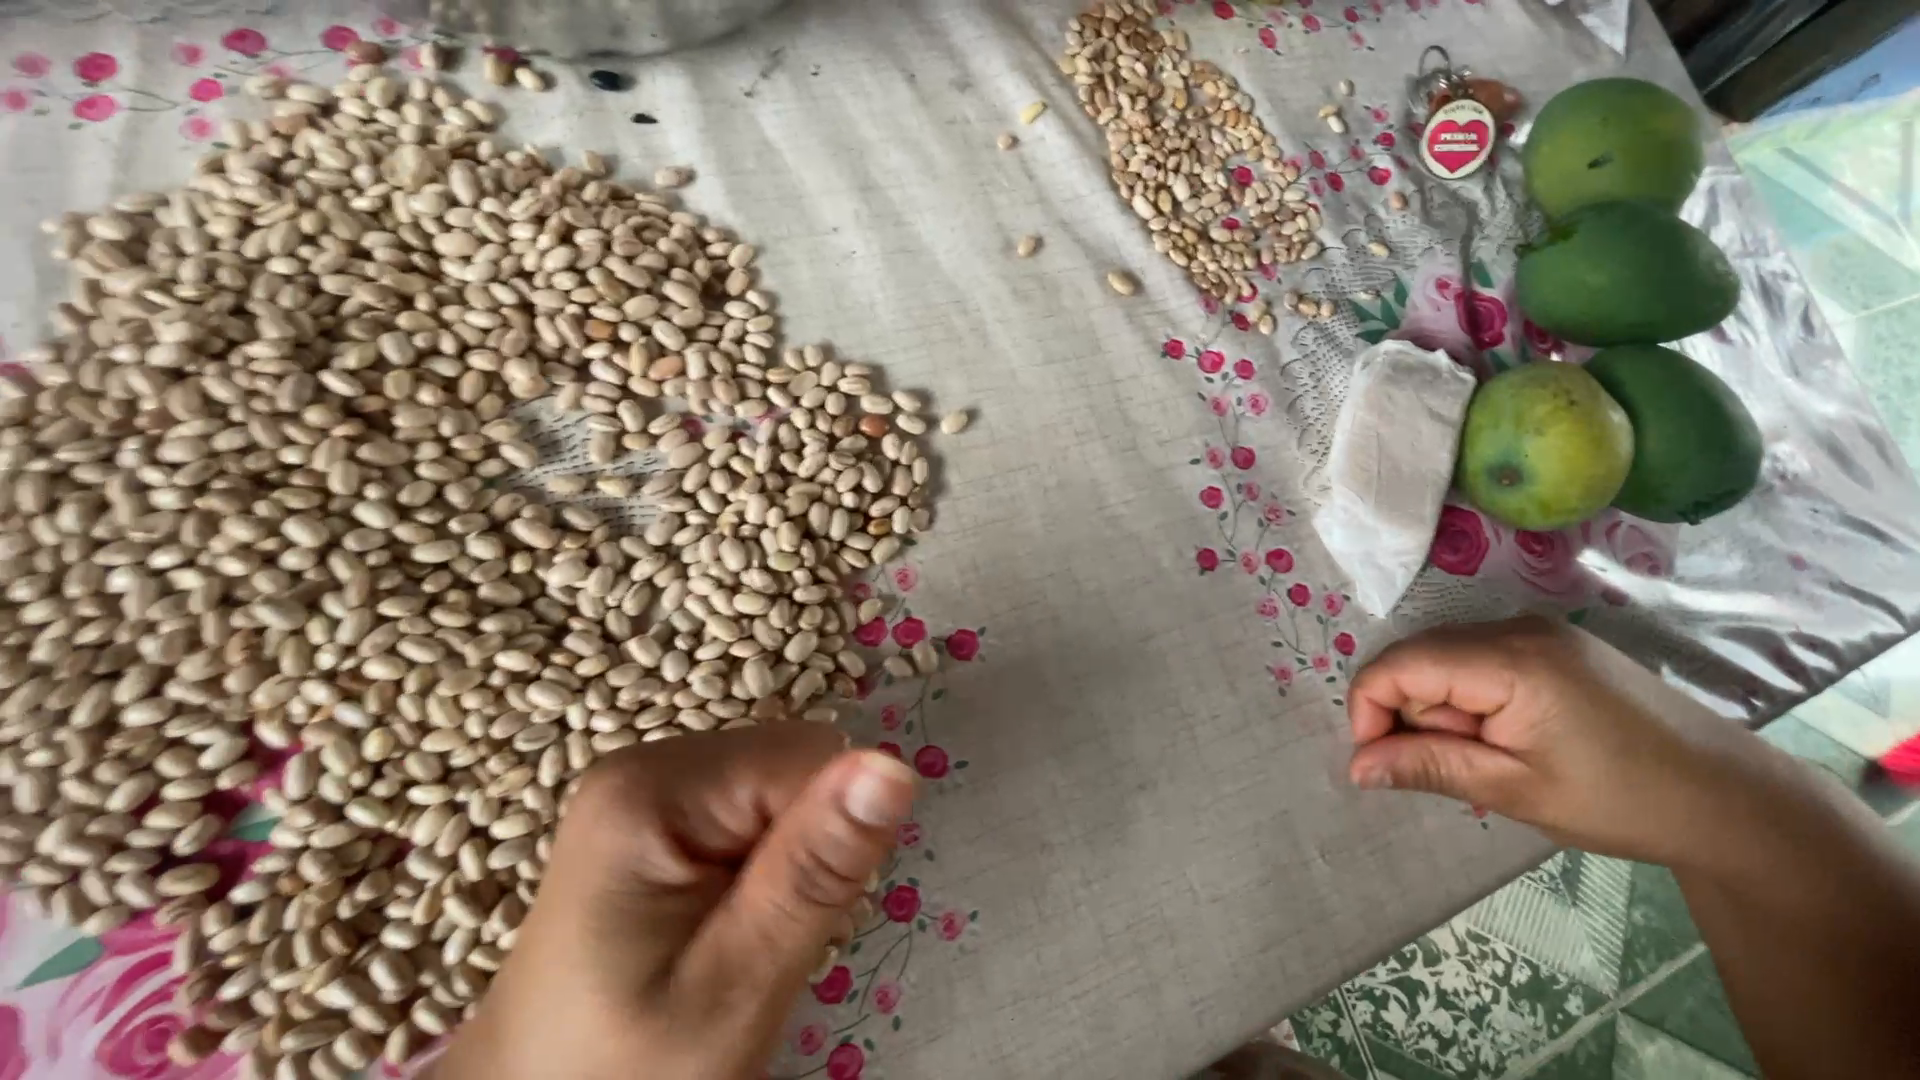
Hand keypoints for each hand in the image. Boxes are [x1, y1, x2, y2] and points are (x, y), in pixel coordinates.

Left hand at [435, 725, 916, 1079]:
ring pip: (780, 789)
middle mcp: (646, 763)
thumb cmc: (626, 1072)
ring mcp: (646, 786)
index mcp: (653, 789)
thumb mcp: (734, 987)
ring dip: (788, 858)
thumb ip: (814, 871)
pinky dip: (764, 862)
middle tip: (765, 938)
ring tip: (740, 936)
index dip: (833, 835)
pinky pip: (751, 809)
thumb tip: (894, 765)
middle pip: (793, 766)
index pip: (809, 760)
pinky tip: (724, 918)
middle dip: (808, 846)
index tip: (801, 917)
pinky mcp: (653, 813)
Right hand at [1345, 616, 1795, 867]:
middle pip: (1417, 659)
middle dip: (1413, 715)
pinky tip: (1507, 736)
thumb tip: (1355, 767)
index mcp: (1511, 660)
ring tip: (1493, 756)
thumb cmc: (1624, 802)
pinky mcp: (1552, 644)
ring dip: (1443, 710)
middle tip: (1462, 768)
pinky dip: (1469, 700)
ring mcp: (1537, 631)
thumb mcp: (1514, 790)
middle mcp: (1516, 628)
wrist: (1735, 800)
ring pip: (1443, 661)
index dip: (1369, 709)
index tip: (1378, 763)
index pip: (1399, 665)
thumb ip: (1427, 767)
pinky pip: (1476, 661)